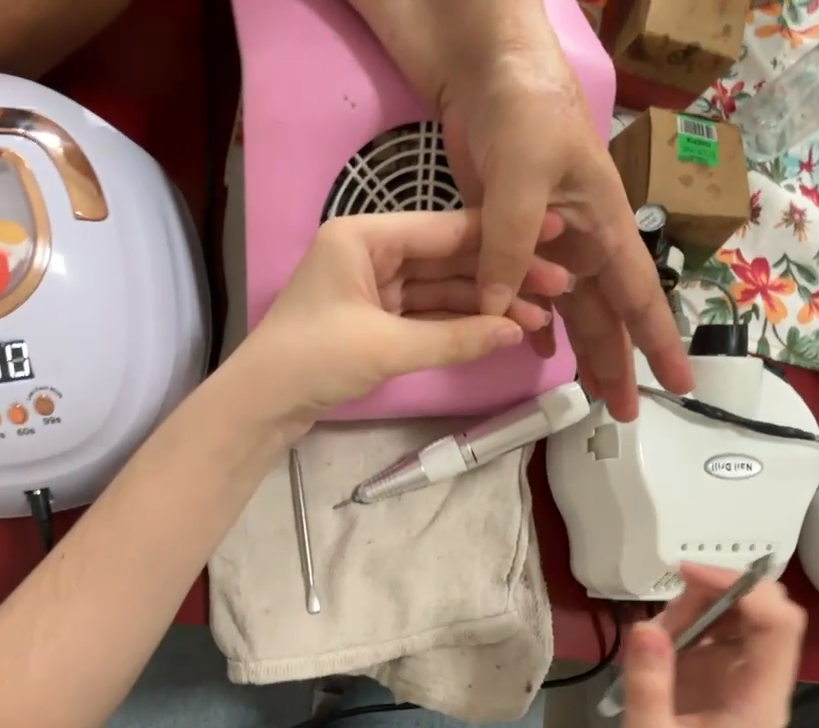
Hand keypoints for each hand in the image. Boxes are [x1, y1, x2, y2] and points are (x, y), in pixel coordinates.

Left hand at [225, 209, 573, 433]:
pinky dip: (455, 325)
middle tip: (558, 286)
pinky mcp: (371, 319)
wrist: (260, 406)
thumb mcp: (387, 347)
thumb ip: (455, 338)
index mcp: (363, 235)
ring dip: (483, 304)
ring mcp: (370, 286)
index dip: (501, 238)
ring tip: (537, 317)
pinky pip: (423, 314)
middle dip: (499, 277)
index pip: (446, 229)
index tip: (553, 238)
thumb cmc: (314, 360)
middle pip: (447, 259)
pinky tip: (496, 330)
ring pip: (439, 290)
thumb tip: (515, 331)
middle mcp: (368, 252)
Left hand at [436, 31, 694, 420]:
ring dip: (581, 353)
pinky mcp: (514, 242)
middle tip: (625, 414)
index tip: (682, 387)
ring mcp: (549, 245)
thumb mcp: (521, 177)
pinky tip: (537, 353)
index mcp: (602, 226)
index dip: (658, 344)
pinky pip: (529, 296)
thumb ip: (511, 245)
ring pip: (571, 312)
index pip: (637, 296)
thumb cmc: (524, 113)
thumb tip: (498, 312)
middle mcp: (583, 243)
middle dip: (618, 365)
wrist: (492, 76)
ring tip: (590, 396)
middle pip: (606, 316)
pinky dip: (534, 325)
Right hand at [617, 564, 806, 727]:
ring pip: (736, 612)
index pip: (778, 627)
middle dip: (716, 591)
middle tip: (665, 604)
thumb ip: (648, 687)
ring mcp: (741, 673)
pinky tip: (656, 643)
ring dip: (694, 605)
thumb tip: (646, 626)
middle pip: (763, 611)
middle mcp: (761, 679)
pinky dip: (683, 619)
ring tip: (652, 637)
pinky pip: (712, 626)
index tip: (689, 573)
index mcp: (760, 701)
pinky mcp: (717, 670)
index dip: (743, 589)